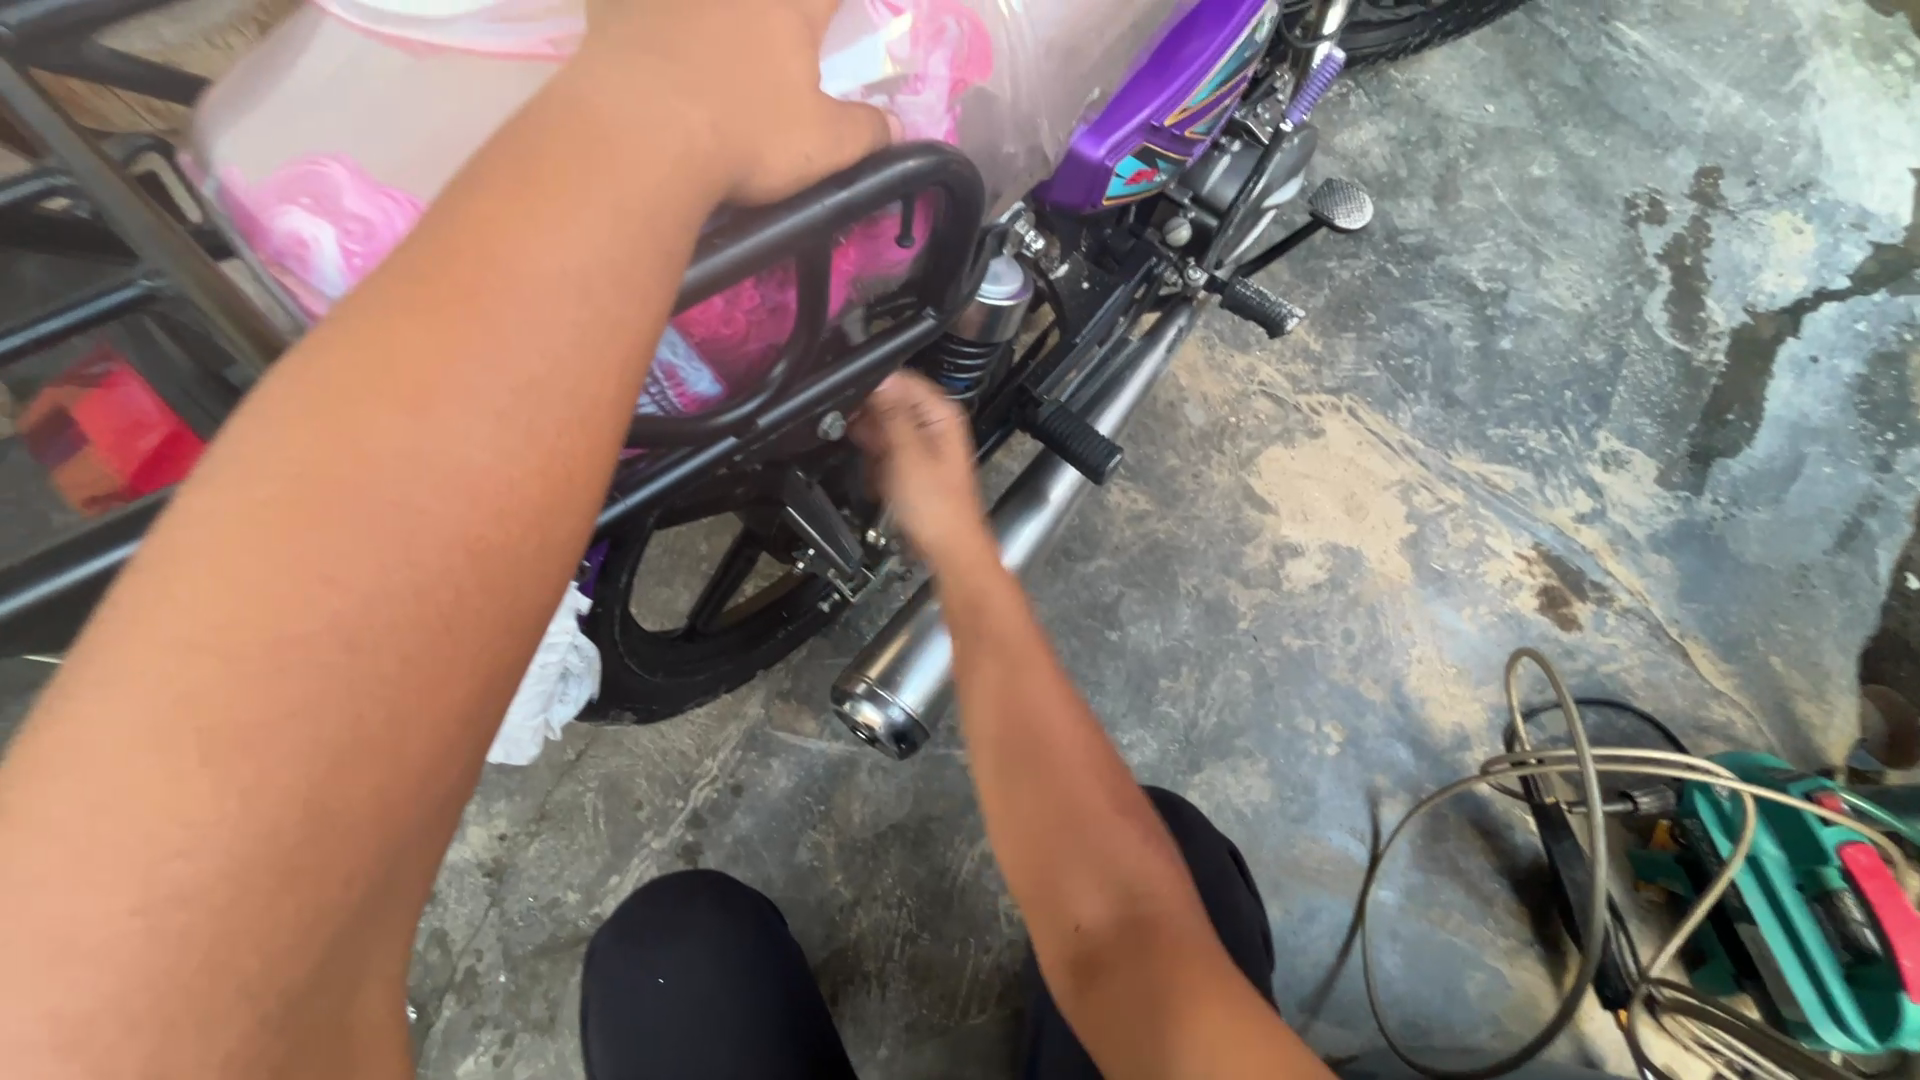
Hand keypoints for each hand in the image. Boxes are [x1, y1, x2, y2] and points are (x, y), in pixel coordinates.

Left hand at [574, 0, 895, 205]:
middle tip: (777, 41)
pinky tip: (645, 22)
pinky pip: (629, 5)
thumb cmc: (747, 136)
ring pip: (704, 4)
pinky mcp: (617, 9)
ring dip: (715, 16)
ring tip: (720, 32)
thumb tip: (898, 127)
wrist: (644, 136)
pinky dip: (643, 15)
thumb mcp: (824, 146)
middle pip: (765, 1)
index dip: (842, 8)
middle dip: (778, 17)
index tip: (837, 20)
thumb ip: (866, 133)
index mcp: (788, 6)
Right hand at [851, 372, 994, 570]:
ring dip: (872, 449)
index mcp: (941, 415)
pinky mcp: (915, 469)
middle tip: (853, 436)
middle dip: (869, 423)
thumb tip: (880, 380)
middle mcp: (935, 427)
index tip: (851, 399)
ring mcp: (925, 449)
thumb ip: (892, 414)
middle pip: (890, 406)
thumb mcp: (908, 454)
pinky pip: (886, 457)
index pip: (902, 380)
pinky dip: (877, 468)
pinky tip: (877, 484)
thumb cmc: (939, 510)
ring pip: (885, 433)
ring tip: (872, 469)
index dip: (873, 387)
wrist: (948, 550)